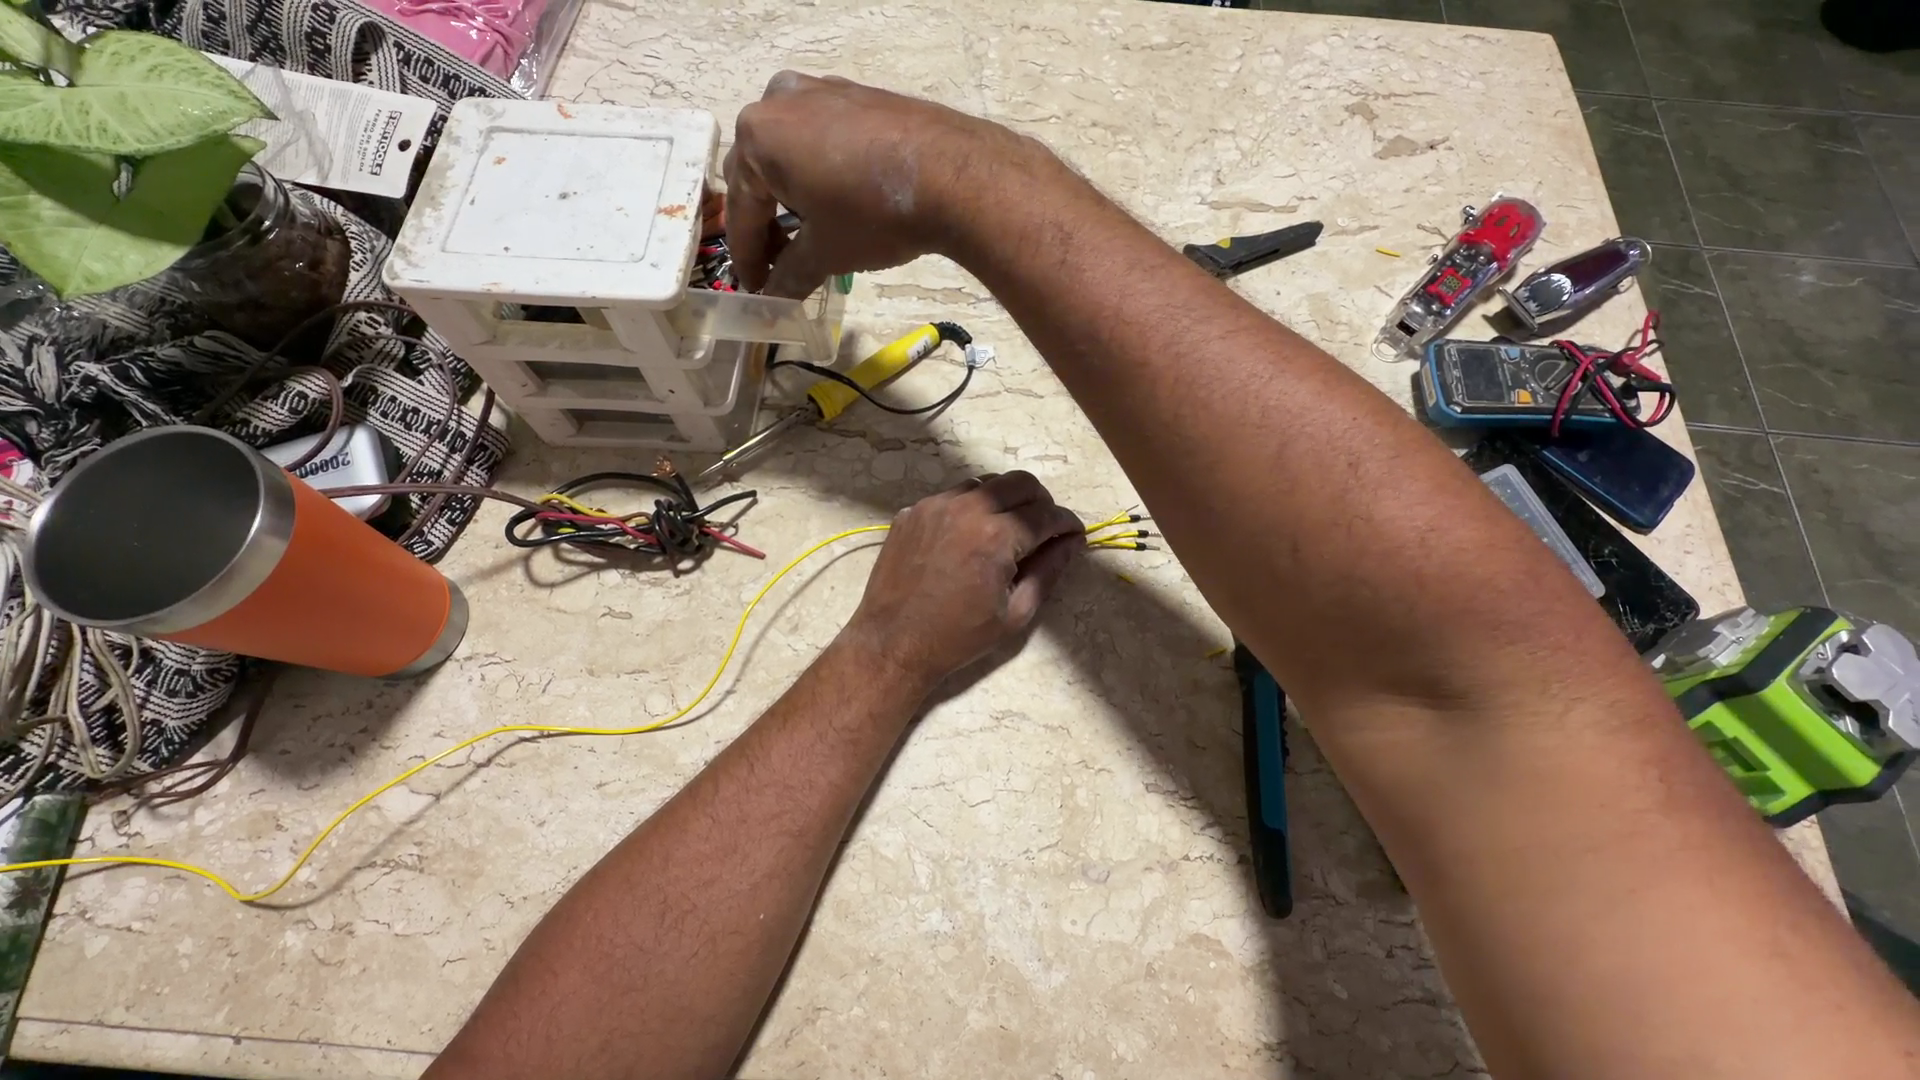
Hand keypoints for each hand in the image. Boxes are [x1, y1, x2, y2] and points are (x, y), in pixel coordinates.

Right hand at [723, 71, 1054, 297]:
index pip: (741, 209)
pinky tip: (837, 202)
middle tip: (778, 263)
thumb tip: (772, 300)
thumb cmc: (874, 214)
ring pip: (790, 151)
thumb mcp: (825, 252)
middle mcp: (779, 100)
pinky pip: (822, 138)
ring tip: (808, 236)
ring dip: (791, 195)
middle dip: (765, 222)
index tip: (755, 287)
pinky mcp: (858, 94)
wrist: (954, 176)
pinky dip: (820, 172)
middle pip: (758, 173)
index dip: (747, 256)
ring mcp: (822, 90)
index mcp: (757, 136)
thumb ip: (790, 275)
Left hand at [839, 472, 1084, 690]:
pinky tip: (969, 537)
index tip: (1073, 534)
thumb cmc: (958, 638)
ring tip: (1007, 531)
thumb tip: (1072, 542)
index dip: (1067, 523)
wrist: (892, 643)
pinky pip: (952, 496)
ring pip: (985, 484)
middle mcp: (966, 509)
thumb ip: (1049, 571)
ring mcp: (935, 506)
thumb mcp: (1015, 613)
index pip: (1046, 514)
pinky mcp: (912, 511)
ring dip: (1005, 500)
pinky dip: (971, 508)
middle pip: (1019, 482)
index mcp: (996, 536)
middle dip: (1040, 502)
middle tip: (1044, 528)